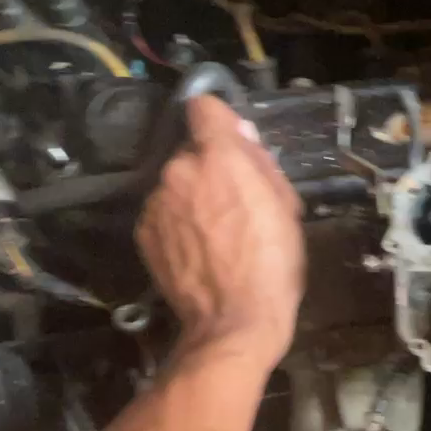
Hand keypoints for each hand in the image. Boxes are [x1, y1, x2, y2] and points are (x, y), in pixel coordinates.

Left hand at [135, 95, 303, 371]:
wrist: (234, 324)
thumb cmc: (272, 271)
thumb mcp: (287, 214)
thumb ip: (263, 166)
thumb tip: (243, 136)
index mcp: (220, 159)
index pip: (205, 106)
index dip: (220, 122)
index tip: (232, 144)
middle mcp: (179, 170)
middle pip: (192, 153)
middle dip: (211, 172)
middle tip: (234, 208)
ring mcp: (156, 201)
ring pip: (176, 185)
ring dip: (192, 200)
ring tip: (215, 239)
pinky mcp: (144, 231)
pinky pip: (163, 215)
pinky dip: (178, 226)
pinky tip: (198, 254)